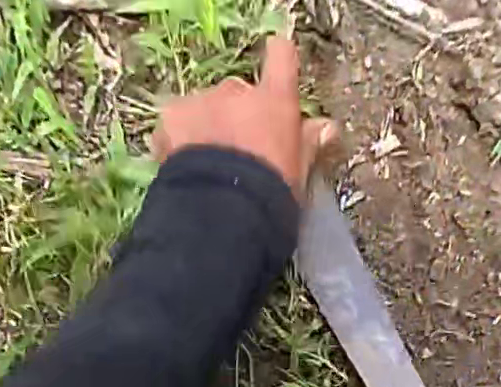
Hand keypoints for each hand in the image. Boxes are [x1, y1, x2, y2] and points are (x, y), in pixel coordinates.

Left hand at [150, 36, 335, 197]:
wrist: (225, 214)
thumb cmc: (271, 197)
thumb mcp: (297, 176)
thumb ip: (308, 146)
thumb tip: (327, 128)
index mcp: (275, 101)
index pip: (282, 57)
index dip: (280, 65)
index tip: (276, 86)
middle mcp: (238, 93)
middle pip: (240, 92)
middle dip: (240, 116)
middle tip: (241, 154)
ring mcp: (203, 102)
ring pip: (207, 107)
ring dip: (210, 128)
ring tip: (210, 169)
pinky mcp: (173, 119)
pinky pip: (178, 123)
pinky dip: (181, 139)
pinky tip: (186, 168)